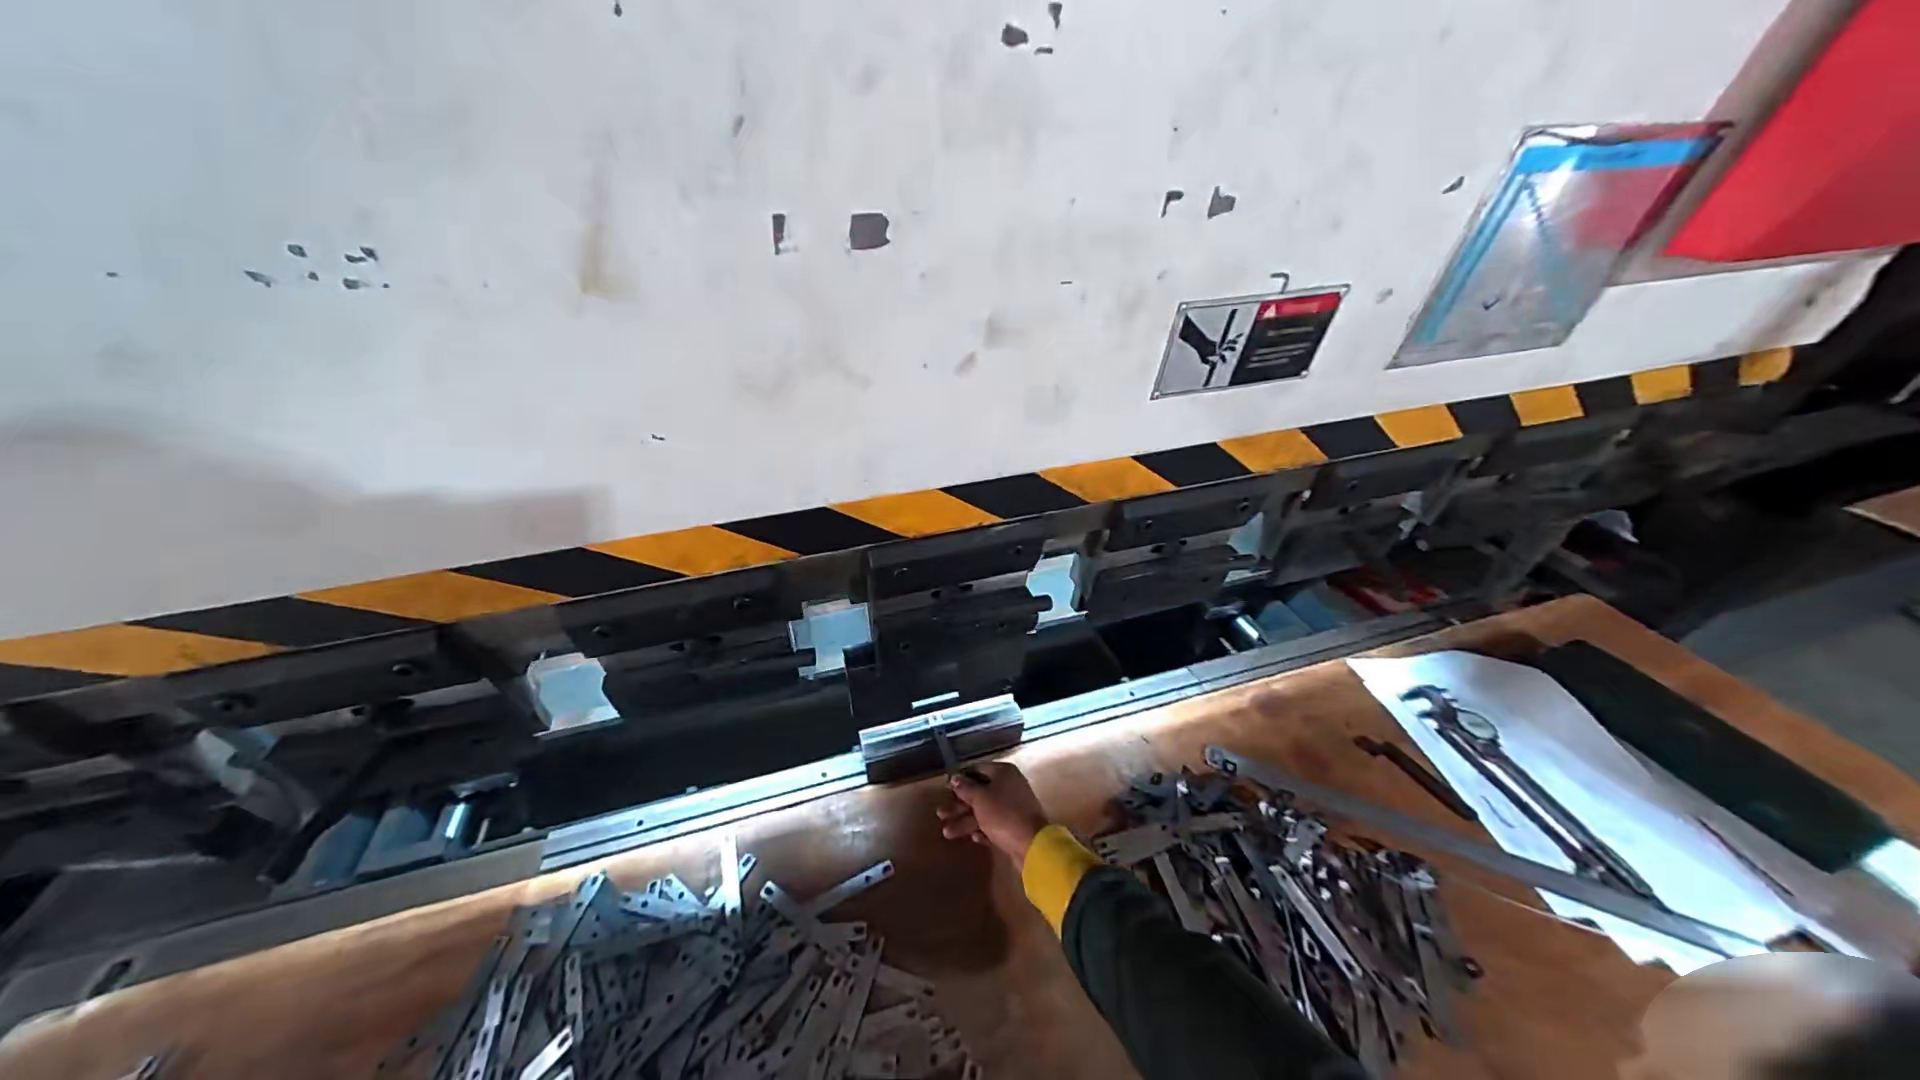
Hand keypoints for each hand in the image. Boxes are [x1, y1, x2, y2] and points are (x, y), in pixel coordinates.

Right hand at [936, 761, 1052, 864]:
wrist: (1032, 844)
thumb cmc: (1003, 814)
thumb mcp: (980, 798)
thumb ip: (966, 788)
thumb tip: (955, 777)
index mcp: (1003, 773)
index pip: (977, 769)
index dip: (960, 778)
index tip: (945, 788)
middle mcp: (1009, 786)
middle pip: (979, 793)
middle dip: (959, 805)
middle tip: (941, 814)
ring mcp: (1013, 807)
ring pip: (984, 811)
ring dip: (965, 821)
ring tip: (947, 833)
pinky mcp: (1015, 827)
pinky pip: (994, 825)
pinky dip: (983, 830)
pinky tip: (973, 838)